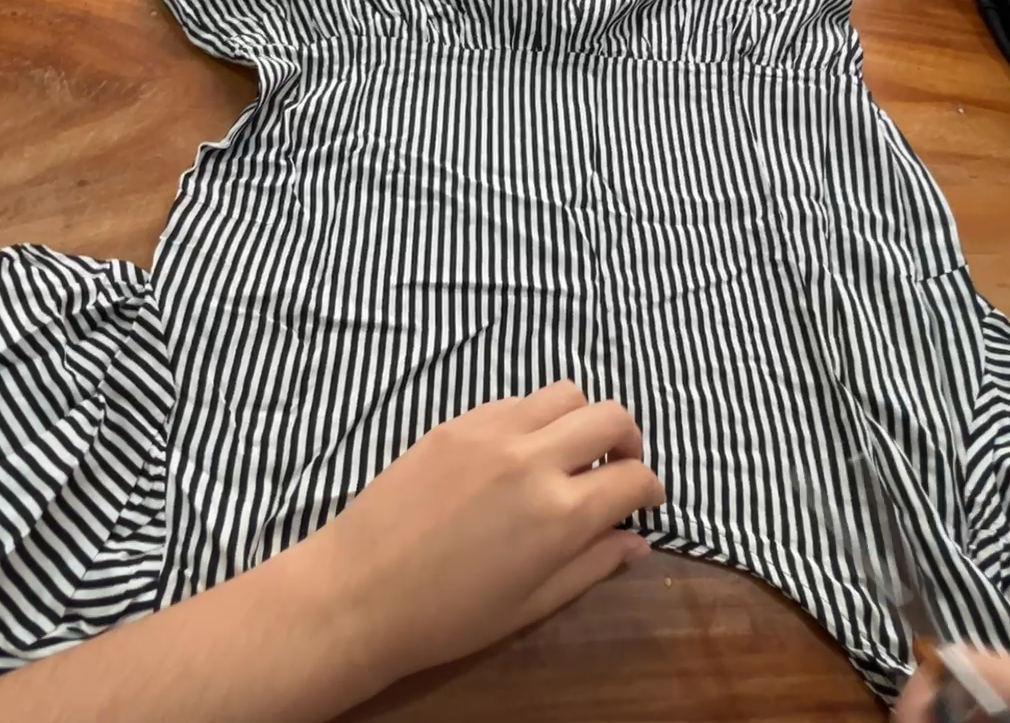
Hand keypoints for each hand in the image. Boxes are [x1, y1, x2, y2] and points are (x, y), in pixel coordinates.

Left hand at [282, 381, 664, 685]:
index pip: (634, 477)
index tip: (643, 499)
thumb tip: (637, 540)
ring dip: (580, 419)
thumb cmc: (449, 615)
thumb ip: (591, 565)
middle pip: (610, 415)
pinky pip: (514, 400)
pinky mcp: (457, 420)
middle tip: (614, 466)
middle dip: (628, 439)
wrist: (360, 588)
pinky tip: (515, 451)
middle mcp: (533, 458)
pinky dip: (532, 418)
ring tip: (564, 453)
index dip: (649, 488)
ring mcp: (491, 430)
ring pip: (564, 393)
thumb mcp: (531, 605)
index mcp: (560, 514)